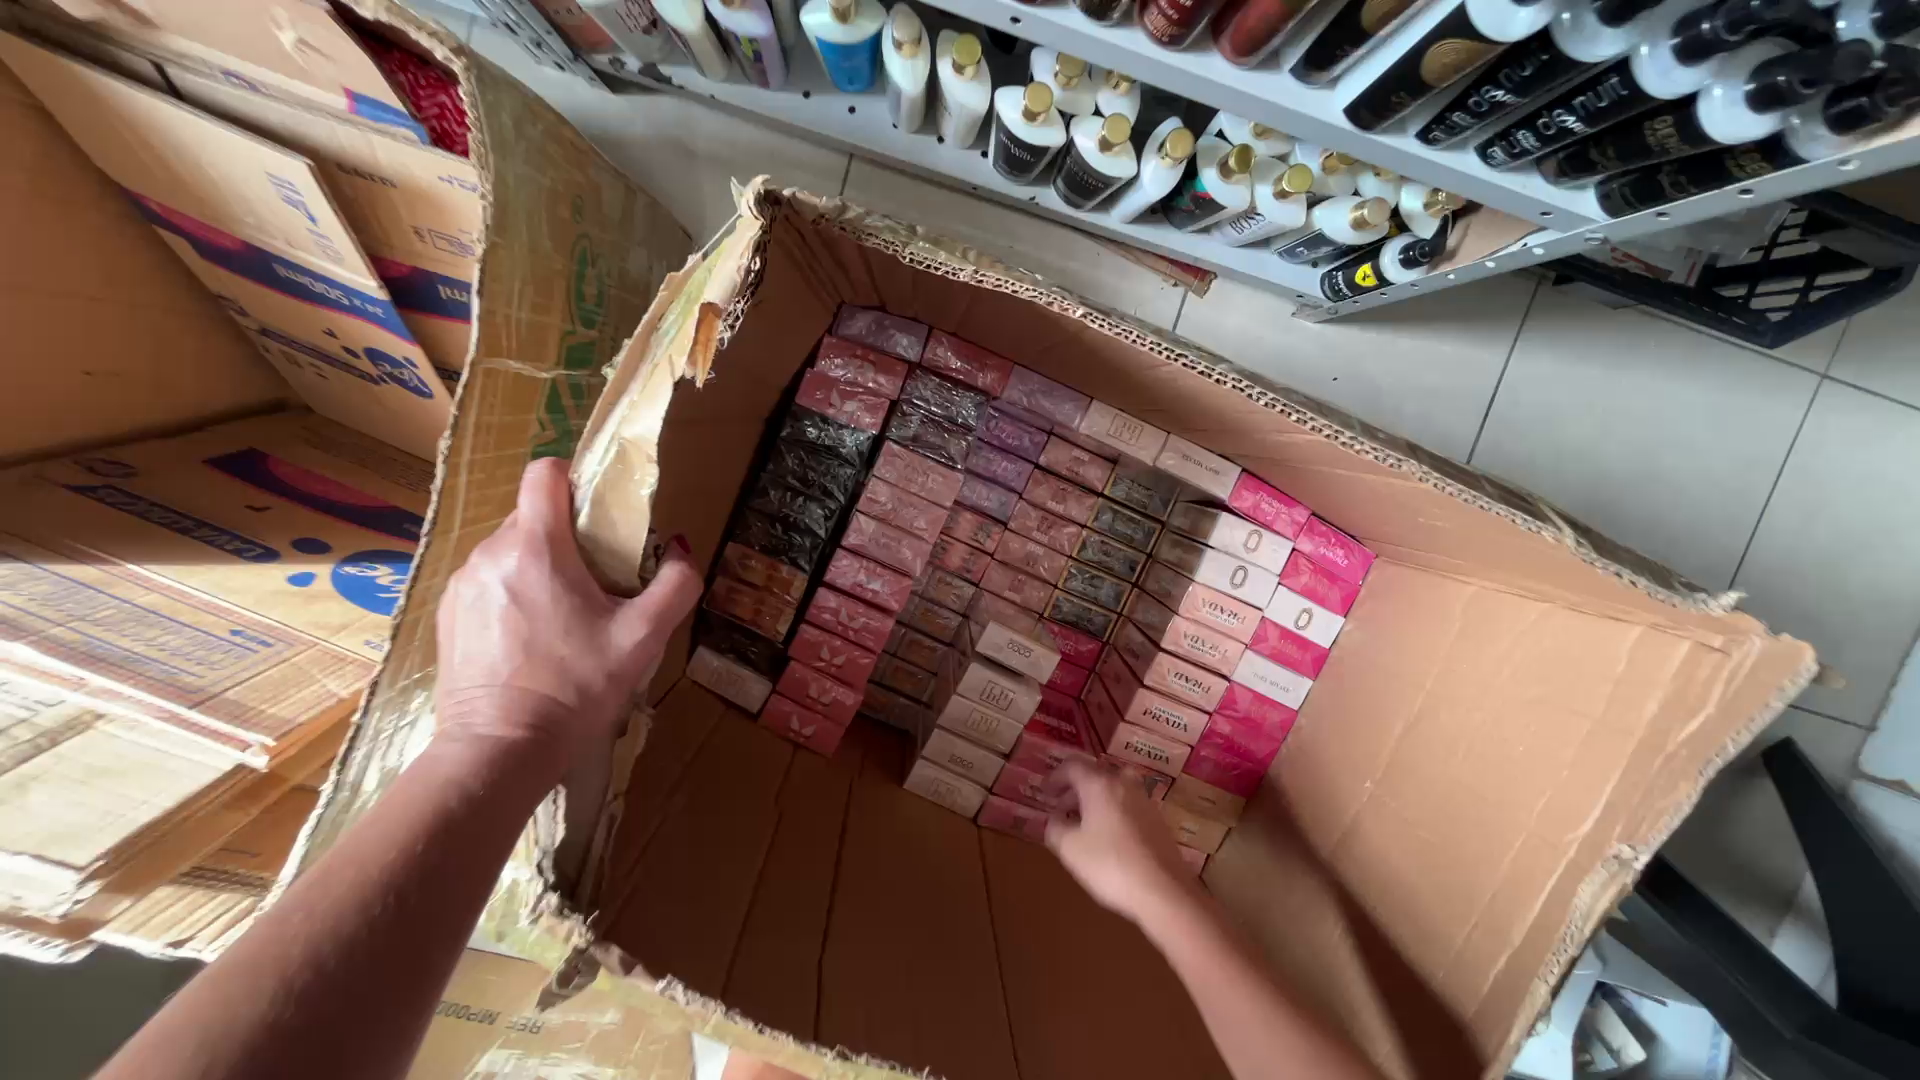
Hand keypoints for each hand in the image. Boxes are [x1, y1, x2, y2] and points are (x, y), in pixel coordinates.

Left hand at [435, 457, 700, 767]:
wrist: (500, 751)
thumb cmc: (576, 688)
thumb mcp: (643, 638)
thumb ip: (675, 585)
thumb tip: (681, 551)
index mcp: (537, 547)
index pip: (544, 473)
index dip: (576, 478)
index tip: (602, 512)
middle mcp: (491, 553)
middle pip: (532, 515)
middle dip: (567, 534)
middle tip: (598, 577)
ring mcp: (462, 585)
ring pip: (509, 550)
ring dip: (540, 565)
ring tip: (565, 613)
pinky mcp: (447, 615)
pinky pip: (487, 581)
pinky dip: (512, 593)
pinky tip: (531, 637)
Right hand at [1045, 761, 1197, 925]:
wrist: (1164, 891)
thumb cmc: (1110, 865)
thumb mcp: (1069, 848)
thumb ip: (1055, 828)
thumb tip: (1055, 819)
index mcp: (1099, 783)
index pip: (1072, 766)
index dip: (1055, 776)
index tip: (1045, 793)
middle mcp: (1123, 784)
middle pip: (1095, 774)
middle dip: (1075, 789)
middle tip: (1062, 809)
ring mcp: (1145, 801)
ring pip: (1114, 789)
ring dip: (1096, 800)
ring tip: (1084, 824)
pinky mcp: (1158, 820)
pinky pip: (1129, 805)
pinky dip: (1113, 812)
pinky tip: (1109, 838)